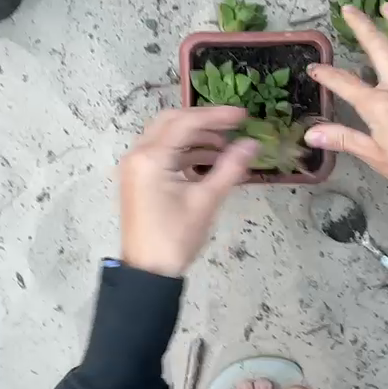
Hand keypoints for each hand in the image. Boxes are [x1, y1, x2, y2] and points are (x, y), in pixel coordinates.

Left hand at [119, 106, 260, 276]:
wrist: (148, 272)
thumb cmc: (175, 237)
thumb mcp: (206, 201)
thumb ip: (230, 168)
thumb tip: (252, 144)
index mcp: (151, 158)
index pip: (186, 123)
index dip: (217, 116)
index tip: (243, 116)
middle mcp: (138, 155)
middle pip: (172, 122)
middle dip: (204, 121)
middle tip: (233, 125)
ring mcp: (135, 166)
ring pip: (166, 136)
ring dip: (195, 137)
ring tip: (225, 147)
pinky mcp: (138, 178)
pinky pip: (162, 153)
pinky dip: (184, 152)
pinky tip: (208, 162)